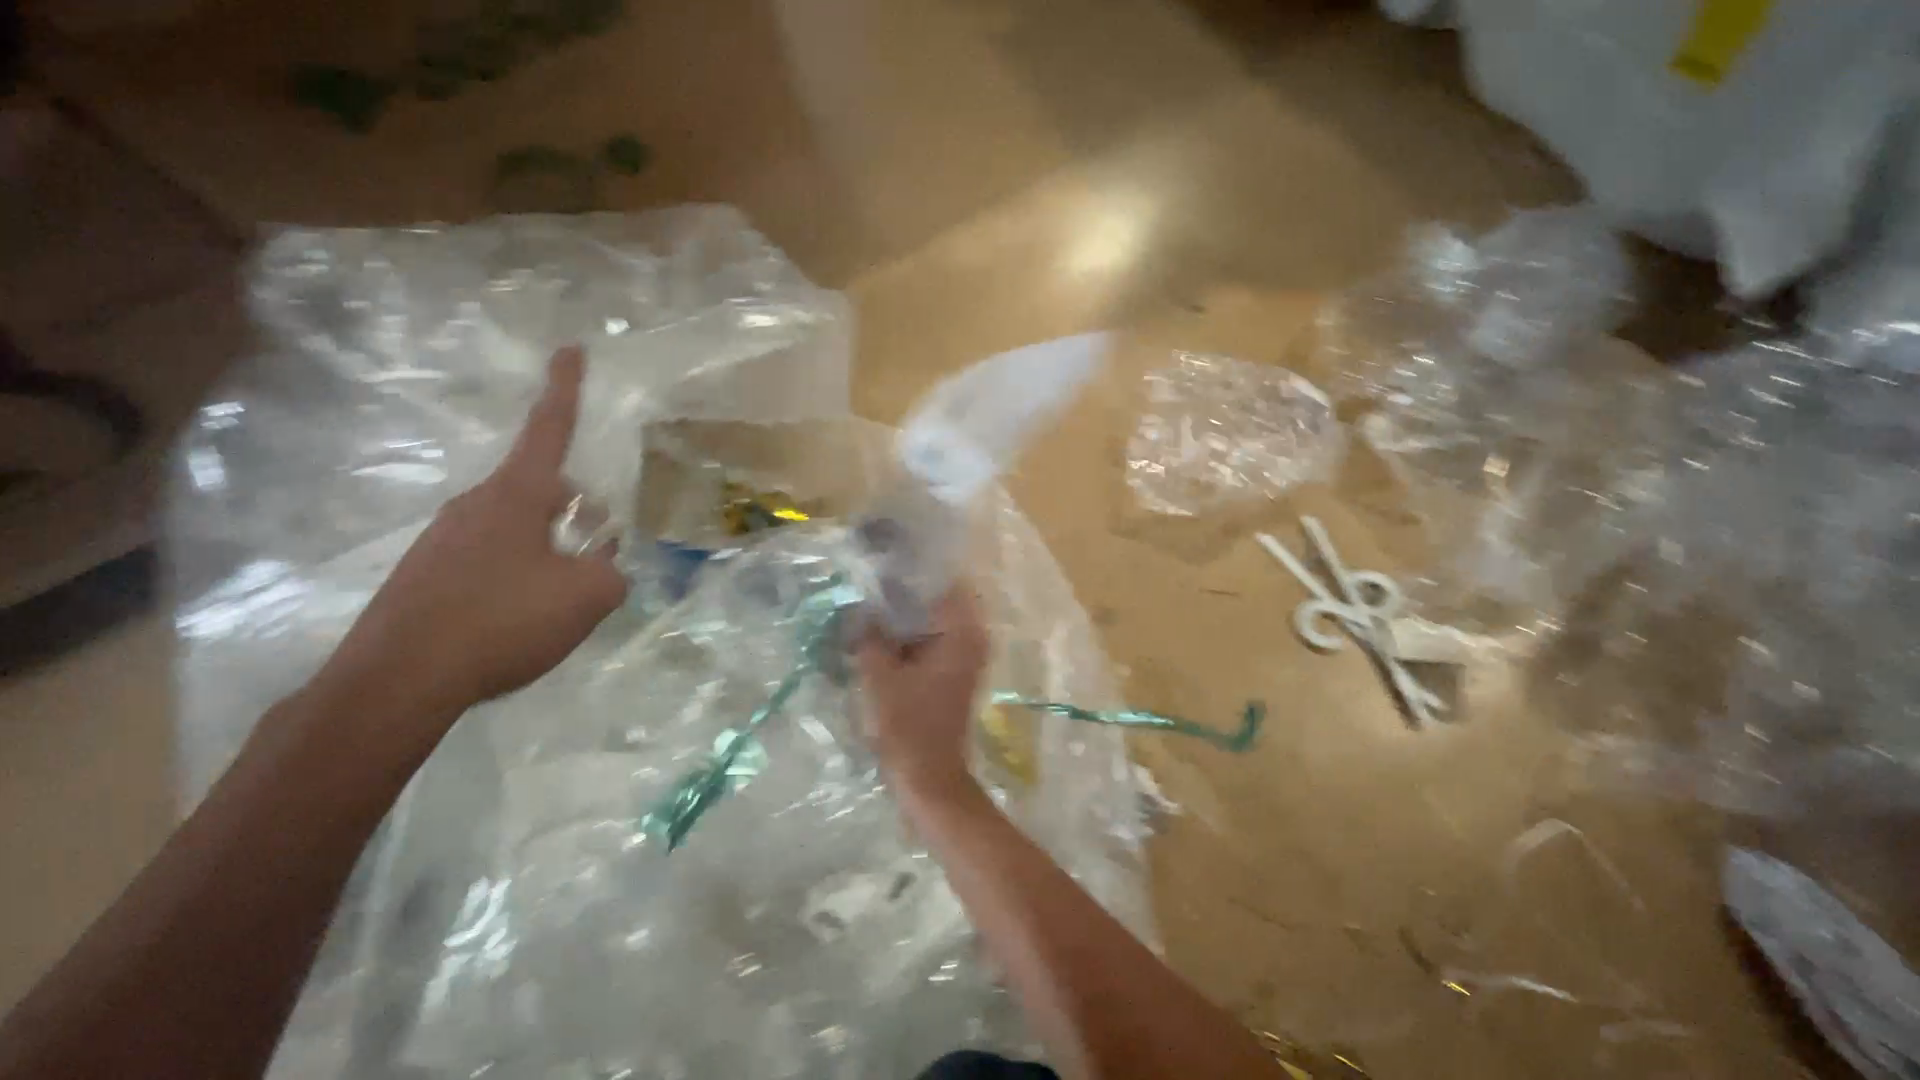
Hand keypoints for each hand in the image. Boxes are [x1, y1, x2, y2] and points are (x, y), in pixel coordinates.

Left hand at [316, 346, 628, 727]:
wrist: (399, 678)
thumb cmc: (502, 620)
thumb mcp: (586, 598)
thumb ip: (612, 572)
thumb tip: (605, 563)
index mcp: (516, 495)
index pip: (549, 428)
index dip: (565, 388)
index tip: (570, 347)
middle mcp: (475, 505)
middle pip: (539, 491)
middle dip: (573, 511)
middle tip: (597, 551)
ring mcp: (442, 540)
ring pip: (513, 530)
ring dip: (545, 550)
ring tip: (560, 601)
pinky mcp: (424, 577)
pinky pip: (486, 562)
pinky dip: (514, 579)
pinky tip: (518, 622)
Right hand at [856, 588, 989, 795]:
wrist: (928, 778)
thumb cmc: (907, 726)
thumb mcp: (879, 676)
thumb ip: (869, 635)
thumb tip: (859, 607)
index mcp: (963, 632)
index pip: (944, 579)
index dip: (912, 569)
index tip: (881, 558)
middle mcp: (972, 638)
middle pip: (937, 597)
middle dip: (903, 590)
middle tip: (866, 579)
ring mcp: (964, 657)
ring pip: (931, 620)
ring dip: (902, 614)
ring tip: (865, 603)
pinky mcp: (952, 673)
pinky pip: (929, 639)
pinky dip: (907, 635)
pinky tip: (876, 634)